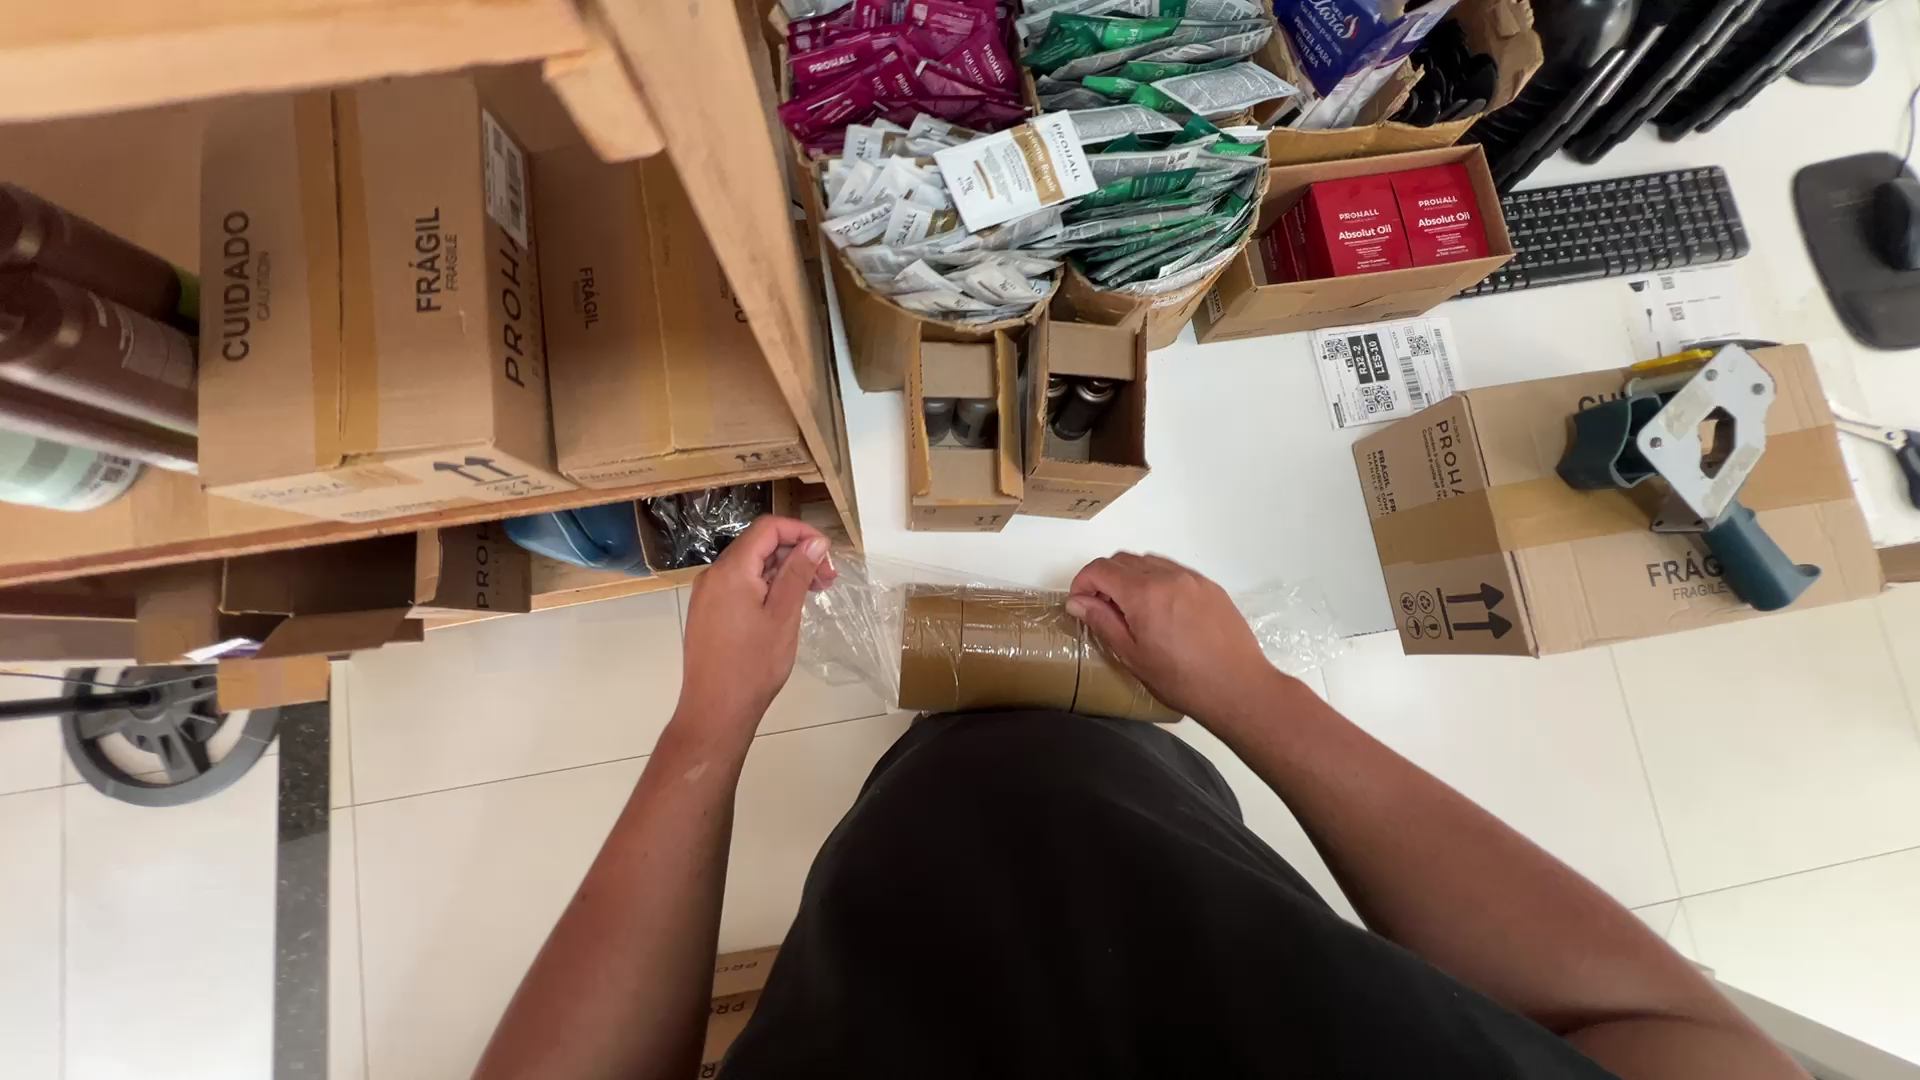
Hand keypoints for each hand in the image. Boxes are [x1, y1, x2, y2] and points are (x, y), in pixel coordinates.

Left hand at [677, 516, 837, 733]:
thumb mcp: (784, 615)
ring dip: (784, 572)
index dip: (801, 532)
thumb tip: (815, 542)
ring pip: (751, 566)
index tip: (826, 553)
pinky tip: (786, 607)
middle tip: (827, 579)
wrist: (715, 710)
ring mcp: (707, 594)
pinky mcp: (708, 612)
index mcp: (731, 570)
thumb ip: (798, 573)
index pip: (768, 528)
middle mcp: (714, 575)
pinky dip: (767, 587)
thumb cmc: (753, 665)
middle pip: (759, 546)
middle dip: (796, 554)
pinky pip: (740, 585)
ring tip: (812, 594)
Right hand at [1066, 553, 1284, 721]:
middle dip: (1104, 578)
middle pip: (1122, 559)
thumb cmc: (1181, 679)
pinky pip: (1174, 571)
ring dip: (1130, 576)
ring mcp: (1192, 578)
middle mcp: (1167, 576)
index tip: (1080, 604)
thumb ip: (1102, 621)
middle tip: (1102, 608)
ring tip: (1132, 609)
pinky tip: (1162, 610)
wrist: (1237, 688)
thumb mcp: (1132, 655)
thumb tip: (1077, 601)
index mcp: (1143, 593)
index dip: (1082, 583)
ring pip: (1149, 561)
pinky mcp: (1210, 587)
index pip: (1100, 569)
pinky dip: (1157, 580)